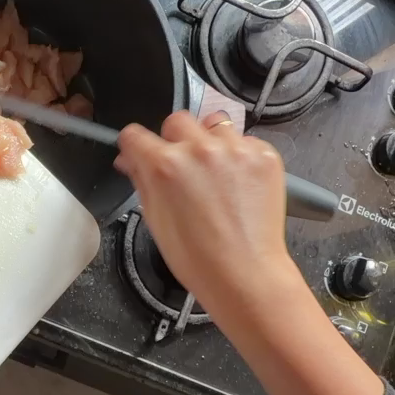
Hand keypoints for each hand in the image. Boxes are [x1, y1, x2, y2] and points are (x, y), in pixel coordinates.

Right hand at [114, 111, 300, 318]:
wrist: (243, 274)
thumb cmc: (197, 258)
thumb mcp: (154, 219)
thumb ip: (141, 180)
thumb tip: (131, 160)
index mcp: (164, 166)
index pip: (135, 135)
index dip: (134, 145)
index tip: (139, 151)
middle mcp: (198, 150)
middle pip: (177, 121)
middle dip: (173, 139)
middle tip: (181, 166)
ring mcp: (235, 149)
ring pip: (214, 125)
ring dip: (209, 142)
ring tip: (214, 173)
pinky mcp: (263, 155)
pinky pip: (245, 141)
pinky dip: (239, 156)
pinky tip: (237, 184)